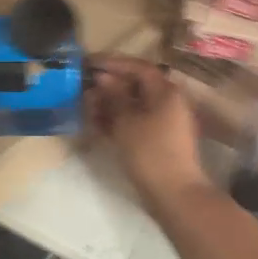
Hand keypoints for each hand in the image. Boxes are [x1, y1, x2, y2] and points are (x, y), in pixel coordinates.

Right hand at [84, 55, 210, 209]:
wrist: (174, 194)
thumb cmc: (150, 152)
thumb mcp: (126, 121)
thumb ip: (113, 96)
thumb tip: (103, 78)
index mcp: (166, 91)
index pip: (138, 67)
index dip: (113, 63)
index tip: (89, 64)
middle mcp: (169, 102)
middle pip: (136, 86)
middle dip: (109, 86)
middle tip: (83, 87)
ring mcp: (165, 123)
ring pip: (134, 105)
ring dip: (110, 104)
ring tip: (85, 107)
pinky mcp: (158, 141)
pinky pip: (136, 122)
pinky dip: (117, 121)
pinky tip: (96, 125)